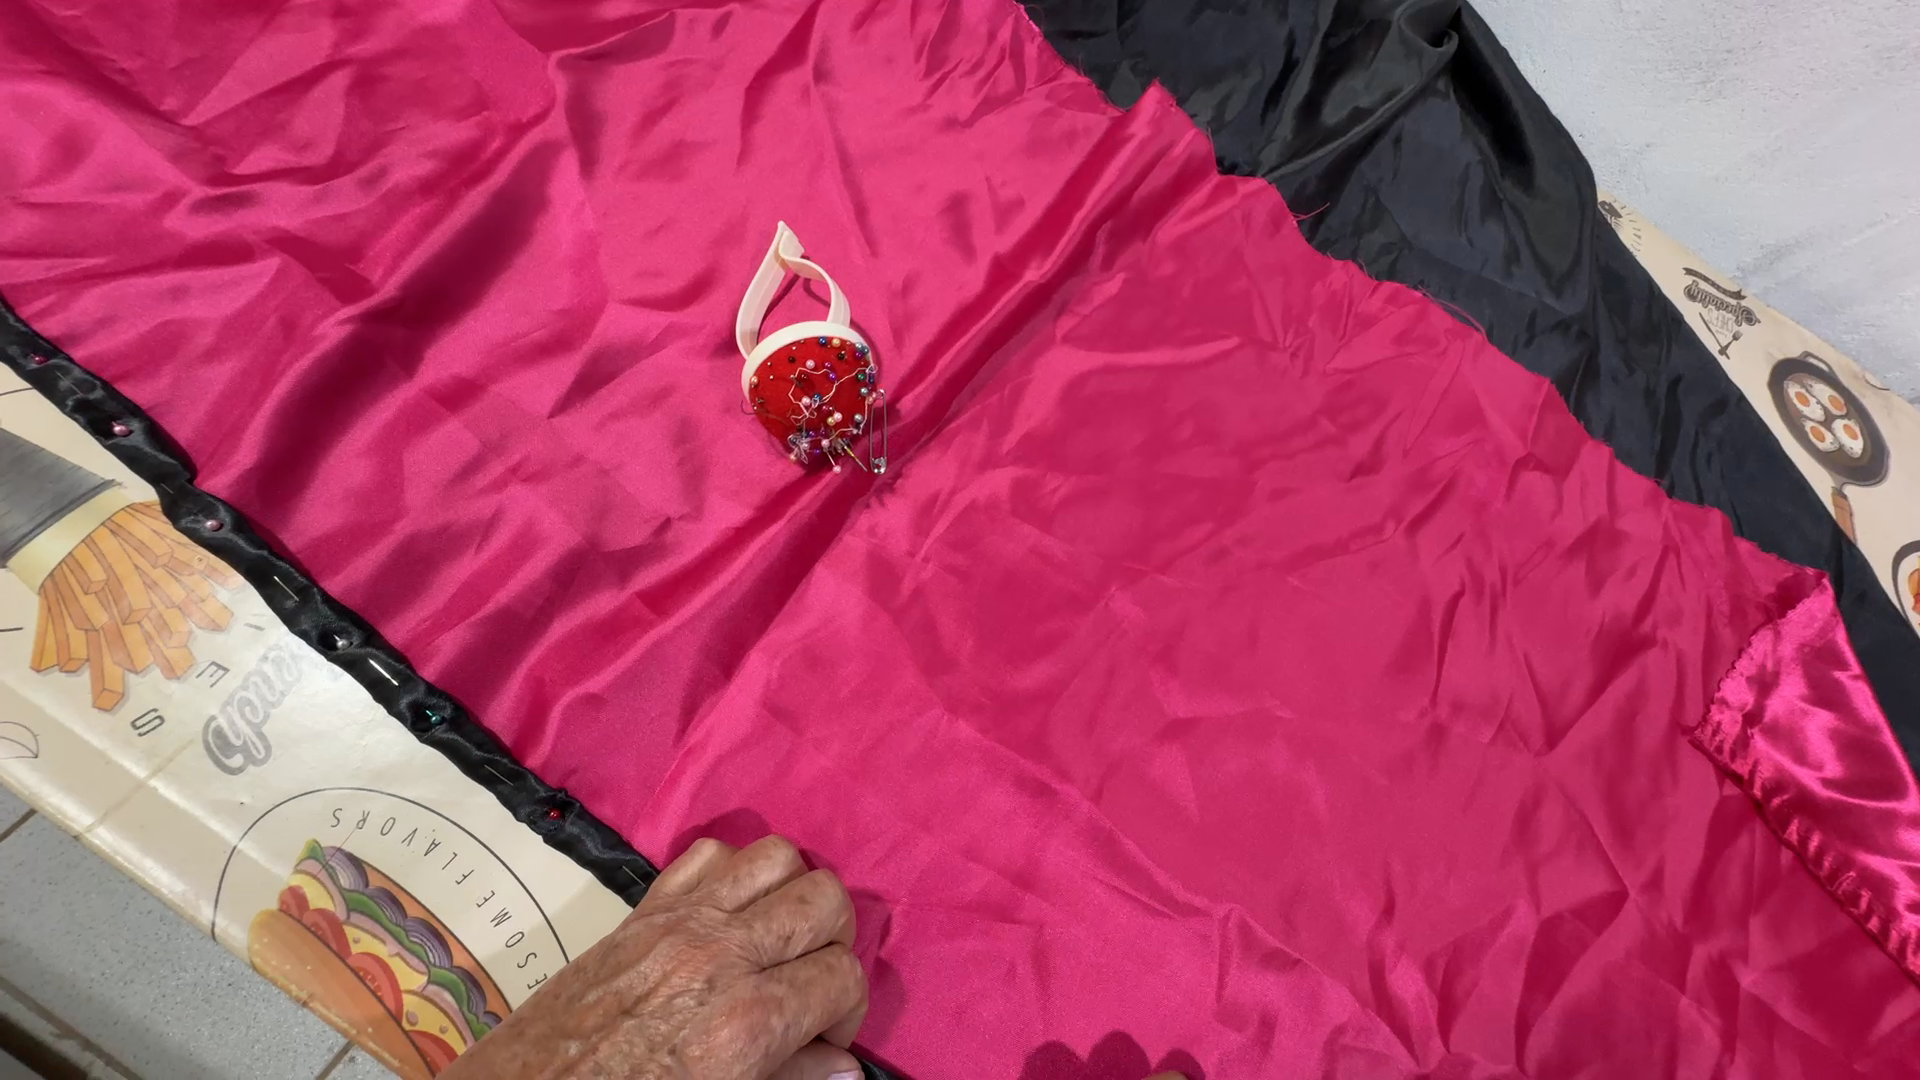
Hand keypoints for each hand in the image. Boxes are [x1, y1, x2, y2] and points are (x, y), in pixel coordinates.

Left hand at [445, 835, 868, 1079]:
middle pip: (824, 899)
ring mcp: (681, 920)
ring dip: (793, 892)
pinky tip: (728, 912)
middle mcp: (722, 955)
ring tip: (778, 936)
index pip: (841, 976)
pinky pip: (711, 852)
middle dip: (837, 937)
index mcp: (744, 1025)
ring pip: (778, 856)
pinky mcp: (646, 906)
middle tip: (813, 977)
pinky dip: (732, 871)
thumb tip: (849, 1068)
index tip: (830, 1033)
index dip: (849, 1007)